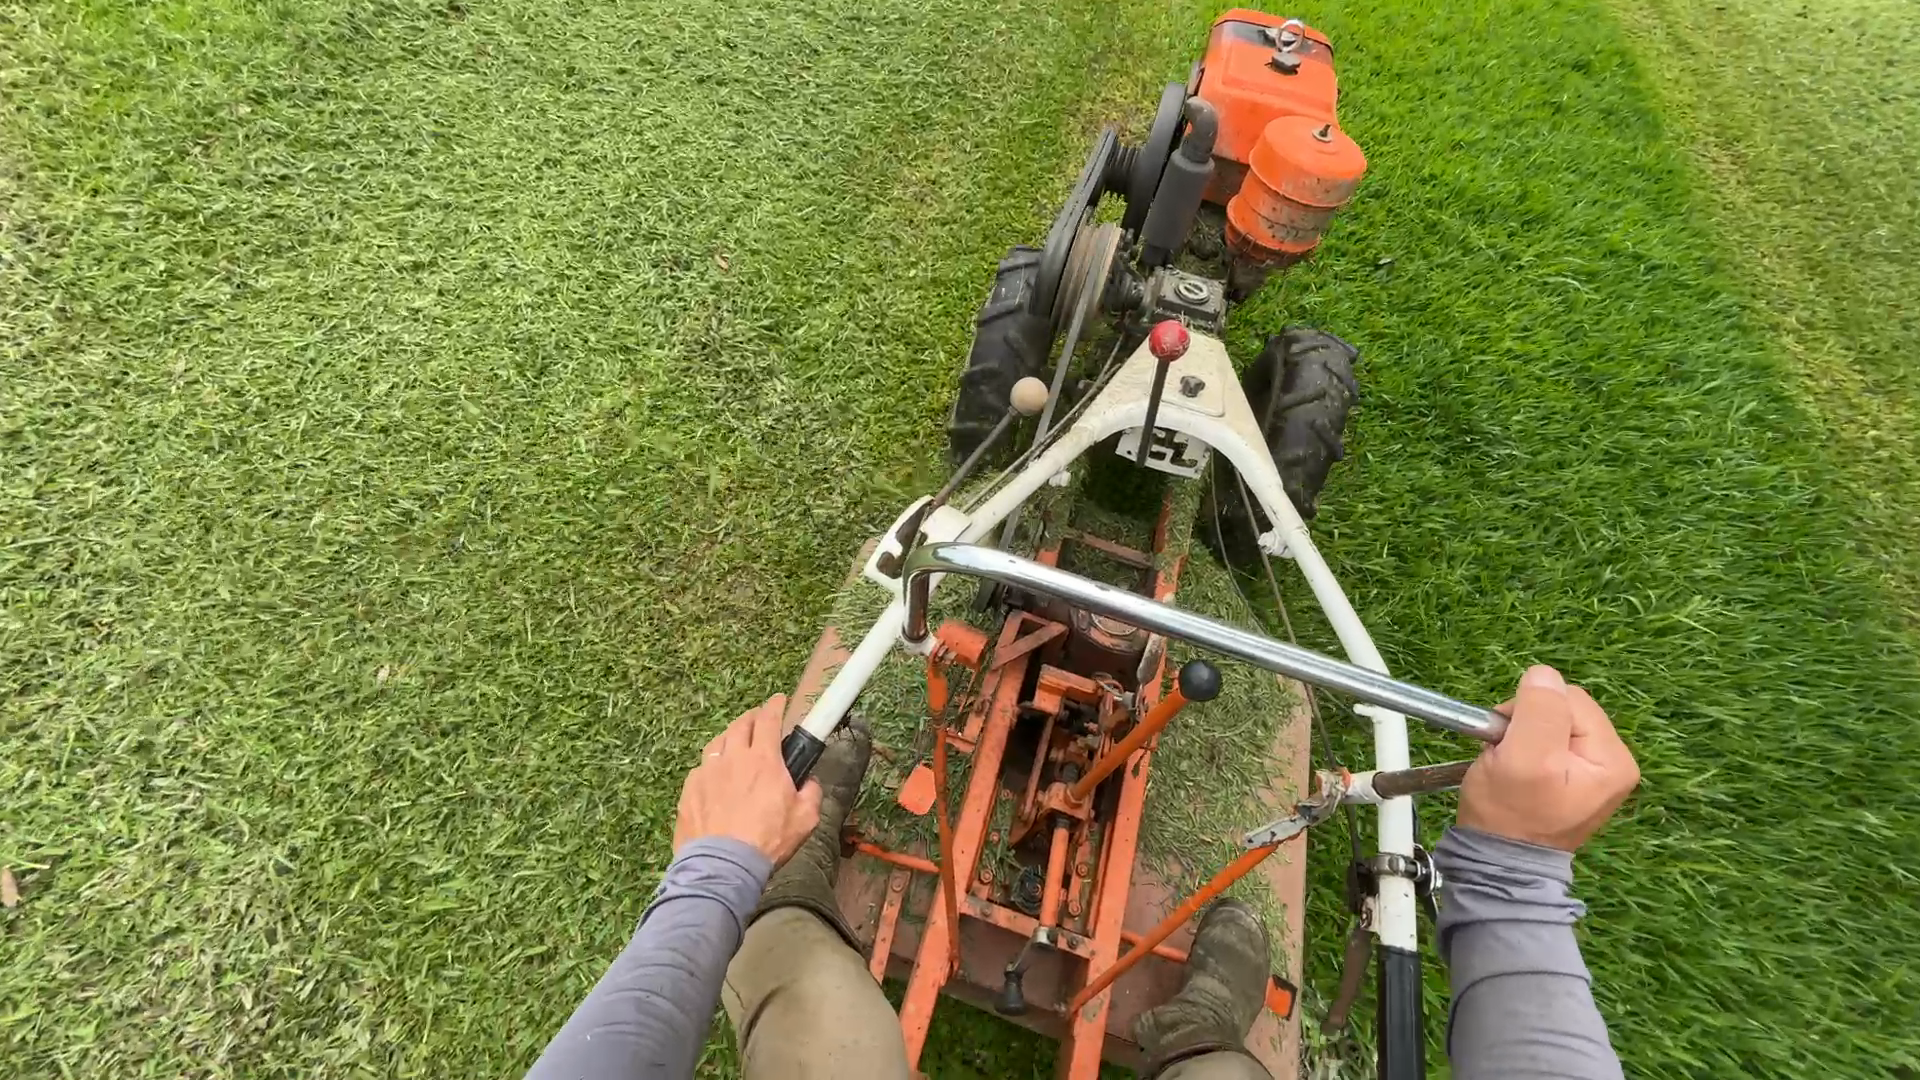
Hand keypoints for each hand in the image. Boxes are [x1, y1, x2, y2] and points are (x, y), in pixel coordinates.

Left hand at [673, 694, 823, 866]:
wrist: (723, 867)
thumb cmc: (767, 841)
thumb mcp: (805, 818)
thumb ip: (811, 793)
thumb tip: (809, 783)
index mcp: (763, 759)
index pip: (769, 719)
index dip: (775, 705)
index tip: (779, 699)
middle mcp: (733, 758)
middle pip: (740, 724)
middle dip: (752, 717)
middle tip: (759, 720)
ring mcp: (707, 773)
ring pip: (717, 742)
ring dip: (729, 737)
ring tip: (736, 744)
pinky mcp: (689, 791)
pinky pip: (701, 769)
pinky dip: (711, 766)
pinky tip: (716, 778)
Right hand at [1459, 665, 1639, 850]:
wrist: (1500, 856)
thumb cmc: (1509, 810)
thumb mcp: (1522, 758)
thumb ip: (1537, 713)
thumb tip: (1544, 673)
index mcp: (1612, 757)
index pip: (1569, 698)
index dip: (1529, 708)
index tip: (1507, 736)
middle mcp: (1612, 761)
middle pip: (1562, 708)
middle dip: (1524, 720)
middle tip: (1505, 750)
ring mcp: (1592, 770)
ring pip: (1549, 721)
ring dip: (1519, 732)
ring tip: (1507, 760)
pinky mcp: (1571, 775)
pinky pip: (1545, 739)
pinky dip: (1521, 745)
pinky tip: (1513, 765)